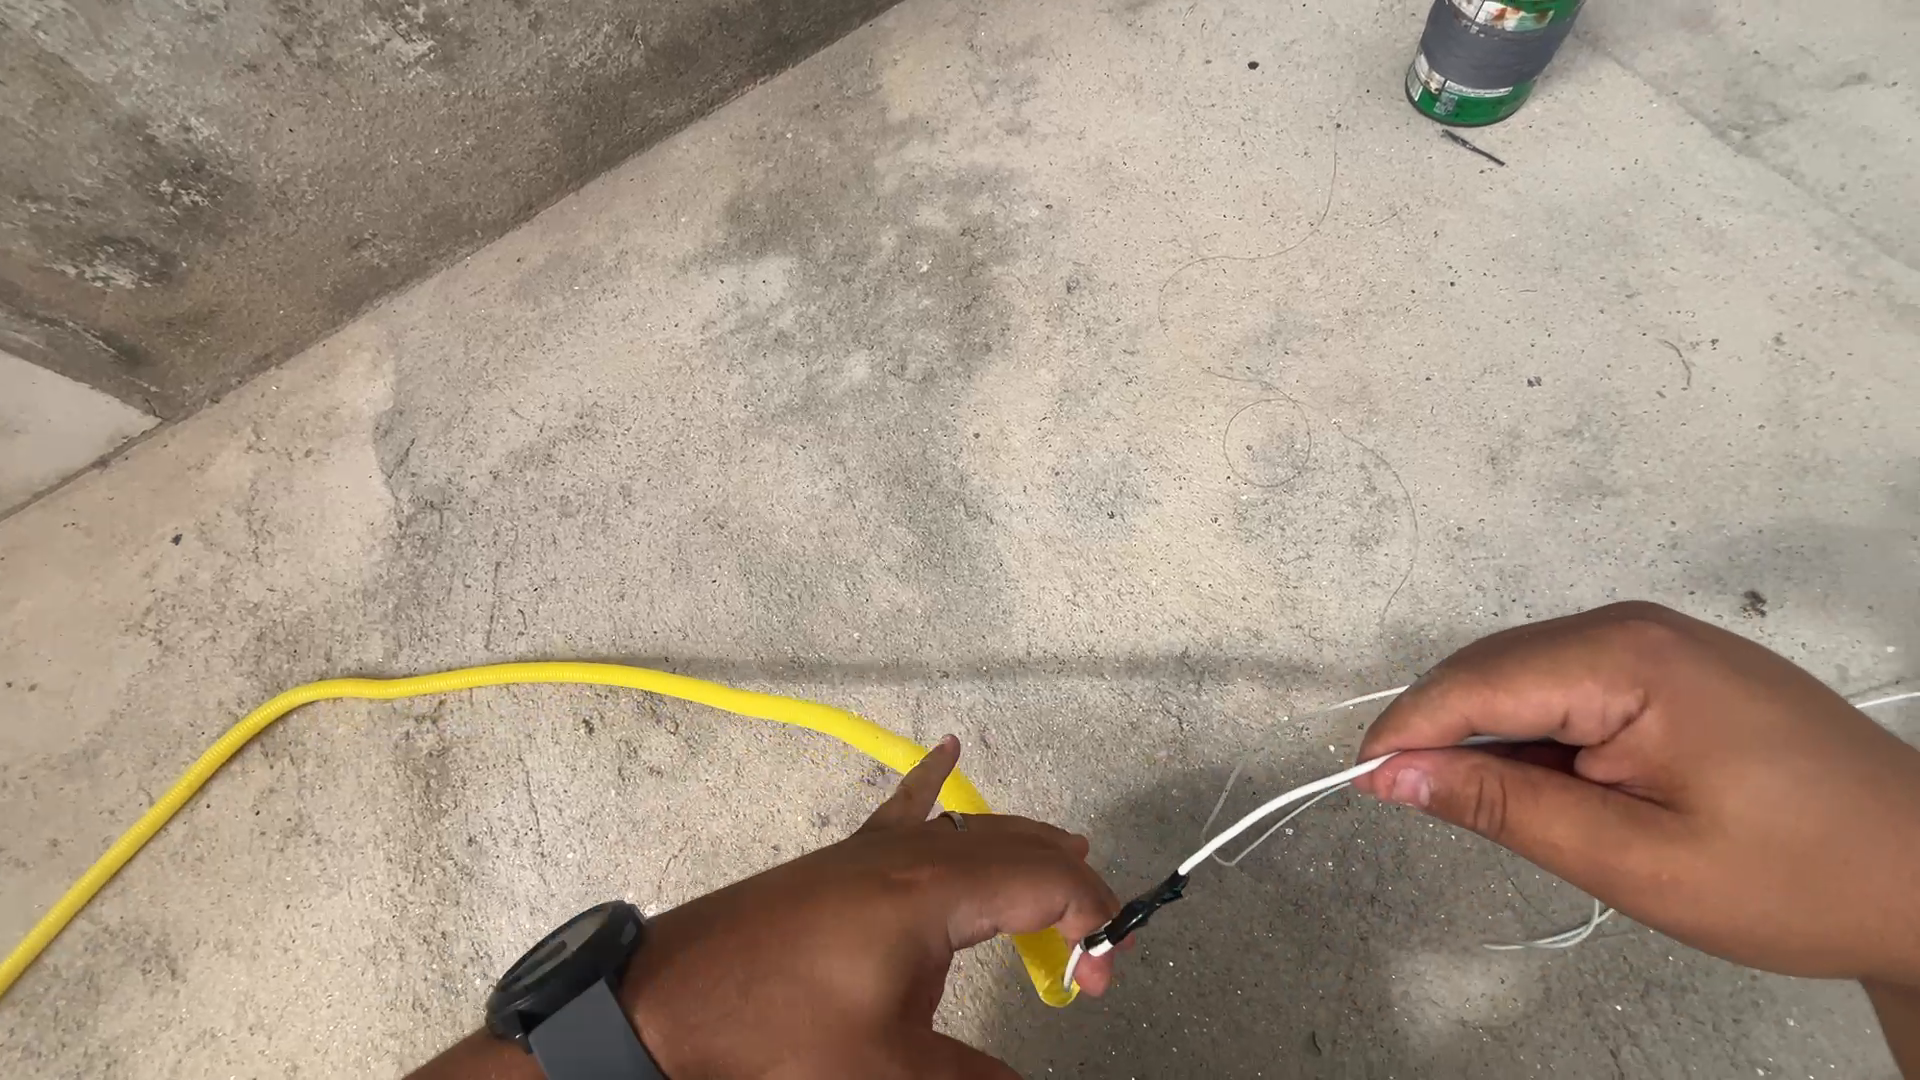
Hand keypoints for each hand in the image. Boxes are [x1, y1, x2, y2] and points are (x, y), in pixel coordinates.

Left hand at [623, 736, 1120, 1078]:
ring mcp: (879, 845)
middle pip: (1018, 845)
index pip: (1045, 880)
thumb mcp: (884, 1068)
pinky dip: (935, 779)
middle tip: (1096, 941)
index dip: (1092, 919)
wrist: (677, 997)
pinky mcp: (850, 853)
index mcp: (936, 891)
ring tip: (1067, 856)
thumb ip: (970, 1078)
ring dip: (1025, 845)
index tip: (1104, 976)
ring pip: (974, 827)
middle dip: (1070, 884)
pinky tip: (948, 749)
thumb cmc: (782, 1029)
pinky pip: (905, 804)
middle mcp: (916, 851)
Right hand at [1349, 601, 1919, 985]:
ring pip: (1511, 674)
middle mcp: (1624, 625)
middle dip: (1443, 733)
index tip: (1362, 782)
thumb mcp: (1635, 860)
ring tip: (1503, 801)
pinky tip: (1551, 777)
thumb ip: (1500, 807)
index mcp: (1623, 659)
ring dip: (1484, 733)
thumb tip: (1391, 775)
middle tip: (1427, 804)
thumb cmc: (1798, 879)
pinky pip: (1552, 680)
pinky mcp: (1658, 657)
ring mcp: (1645, 635)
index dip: (1406, 731)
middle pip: (1485, 670)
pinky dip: (1527, 728)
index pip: (1472, 684)